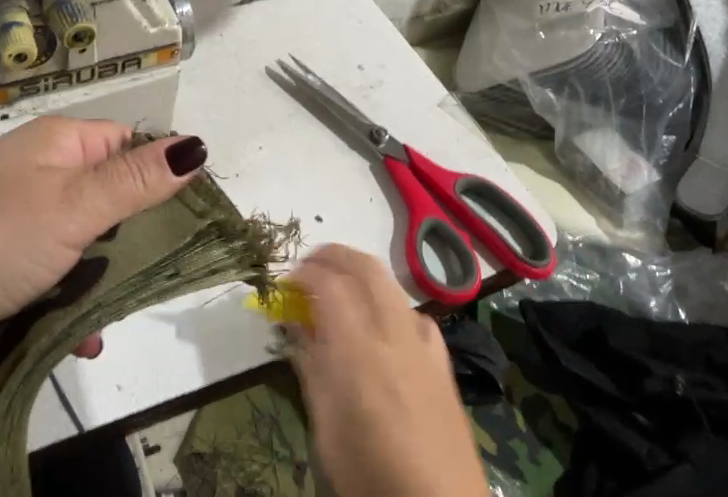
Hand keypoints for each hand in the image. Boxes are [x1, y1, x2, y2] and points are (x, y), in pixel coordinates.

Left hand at [0, 117, 206, 368]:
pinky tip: (85, 340)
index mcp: (57, 144)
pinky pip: (56, 284)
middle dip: (131, 241)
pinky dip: (72, 308)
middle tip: (157, 272)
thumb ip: (136, 180)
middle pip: (109, 201)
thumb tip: (196, 143)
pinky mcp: (7, 271)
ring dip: (103, 284)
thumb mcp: (74, 204)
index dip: (158, 174)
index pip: (126, 145)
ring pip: (86, 249)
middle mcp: (39, 176)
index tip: (191, 216)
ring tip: (116, 314)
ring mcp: (20, 225)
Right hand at [286, 245, 487, 496]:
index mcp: (358, 349)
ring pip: (391, 286)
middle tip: (307, 267)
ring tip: (337, 292)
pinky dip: (390, 305)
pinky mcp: (443, 364)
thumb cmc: (370, 472)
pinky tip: (381, 329)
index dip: (302, 273)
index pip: (328, 283)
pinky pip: (414, 315)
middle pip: (365, 267)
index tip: (284, 283)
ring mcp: (424, 346)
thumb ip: (311, 367)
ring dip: (360, 275)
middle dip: (333, 256)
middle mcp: (394, 334)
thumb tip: (296, 327)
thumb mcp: (325, 424)